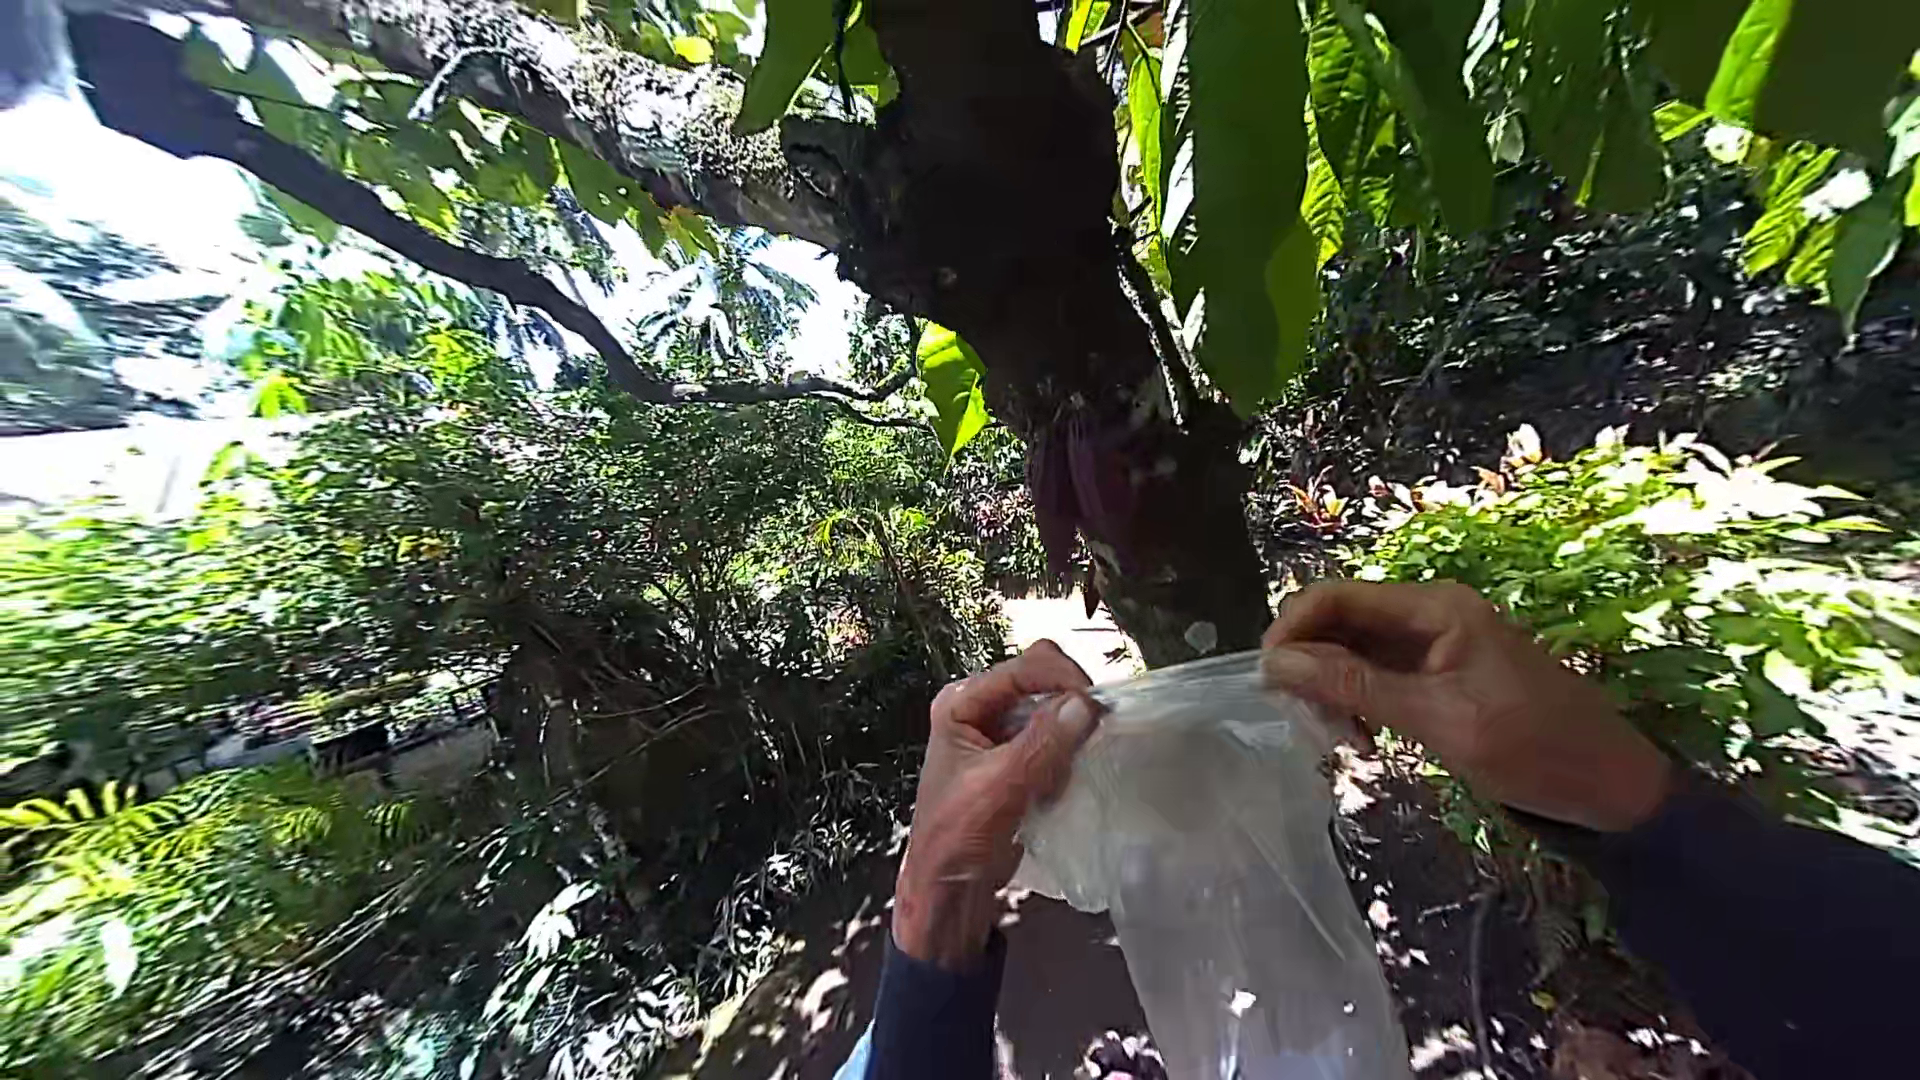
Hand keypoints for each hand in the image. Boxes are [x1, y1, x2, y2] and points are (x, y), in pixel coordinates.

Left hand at [893, 640, 1100, 968]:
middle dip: (1068, 706)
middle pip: (1040, 678)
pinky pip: (1055, 738)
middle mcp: (980, 705)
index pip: (1023, 667)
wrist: (948, 889)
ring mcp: (999, 728)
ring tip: (1060, 774)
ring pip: (1052, 708)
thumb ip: (1041, 744)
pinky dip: (1064, 757)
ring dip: (1067, 737)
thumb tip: (1085, 704)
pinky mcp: (1017, 752)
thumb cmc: (957, 836)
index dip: (1063, 678)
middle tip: (1090, 736)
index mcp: (963, 701)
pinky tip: (1051, 789)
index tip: (1096, 706)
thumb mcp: (999, 788)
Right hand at [1260, 581, 1673, 831]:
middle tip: (1303, 716)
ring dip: (1326, 688)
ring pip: (1343, 649)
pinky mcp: (1425, 668)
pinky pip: (1365, 672)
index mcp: (1433, 608)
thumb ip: (1353, 687)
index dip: (1291, 628)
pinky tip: (1357, 733)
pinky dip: (1349, 700)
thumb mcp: (1438, 720)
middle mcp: (1423, 613)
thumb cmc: (1537, 752)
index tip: (1267, 674)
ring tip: (1337, 735)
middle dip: (1308, 665)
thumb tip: (1274, 663)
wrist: (1618, 795)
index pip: (1335, 597)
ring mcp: (1424, 640)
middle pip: (1334, 621)